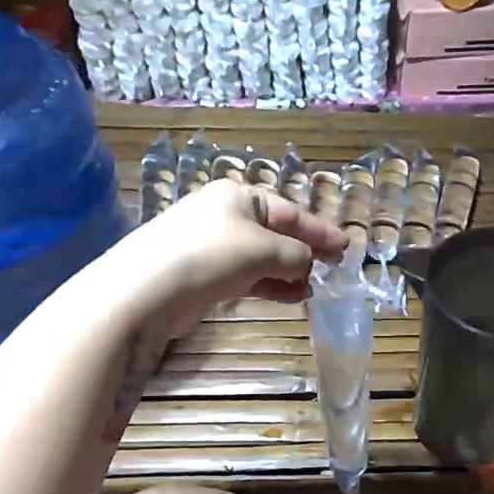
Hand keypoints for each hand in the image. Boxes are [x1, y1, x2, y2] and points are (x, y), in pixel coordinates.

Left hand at [111, 179, 347, 326]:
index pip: (290, 211)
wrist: (148, 290)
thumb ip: (294, 255)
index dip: (320, 231)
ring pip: (262, 258)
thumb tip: (307, 265)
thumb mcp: (263, 249)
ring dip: (289, 273)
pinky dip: (269, 285)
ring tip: (313, 289)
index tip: (346, 247)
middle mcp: (226, 217)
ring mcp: (214, 248)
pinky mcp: (206, 276)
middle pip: (276, 233)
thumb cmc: (210, 256)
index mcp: (238, 197)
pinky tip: (290, 296)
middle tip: (334, 268)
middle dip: (305, 252)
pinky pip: (247, 277)